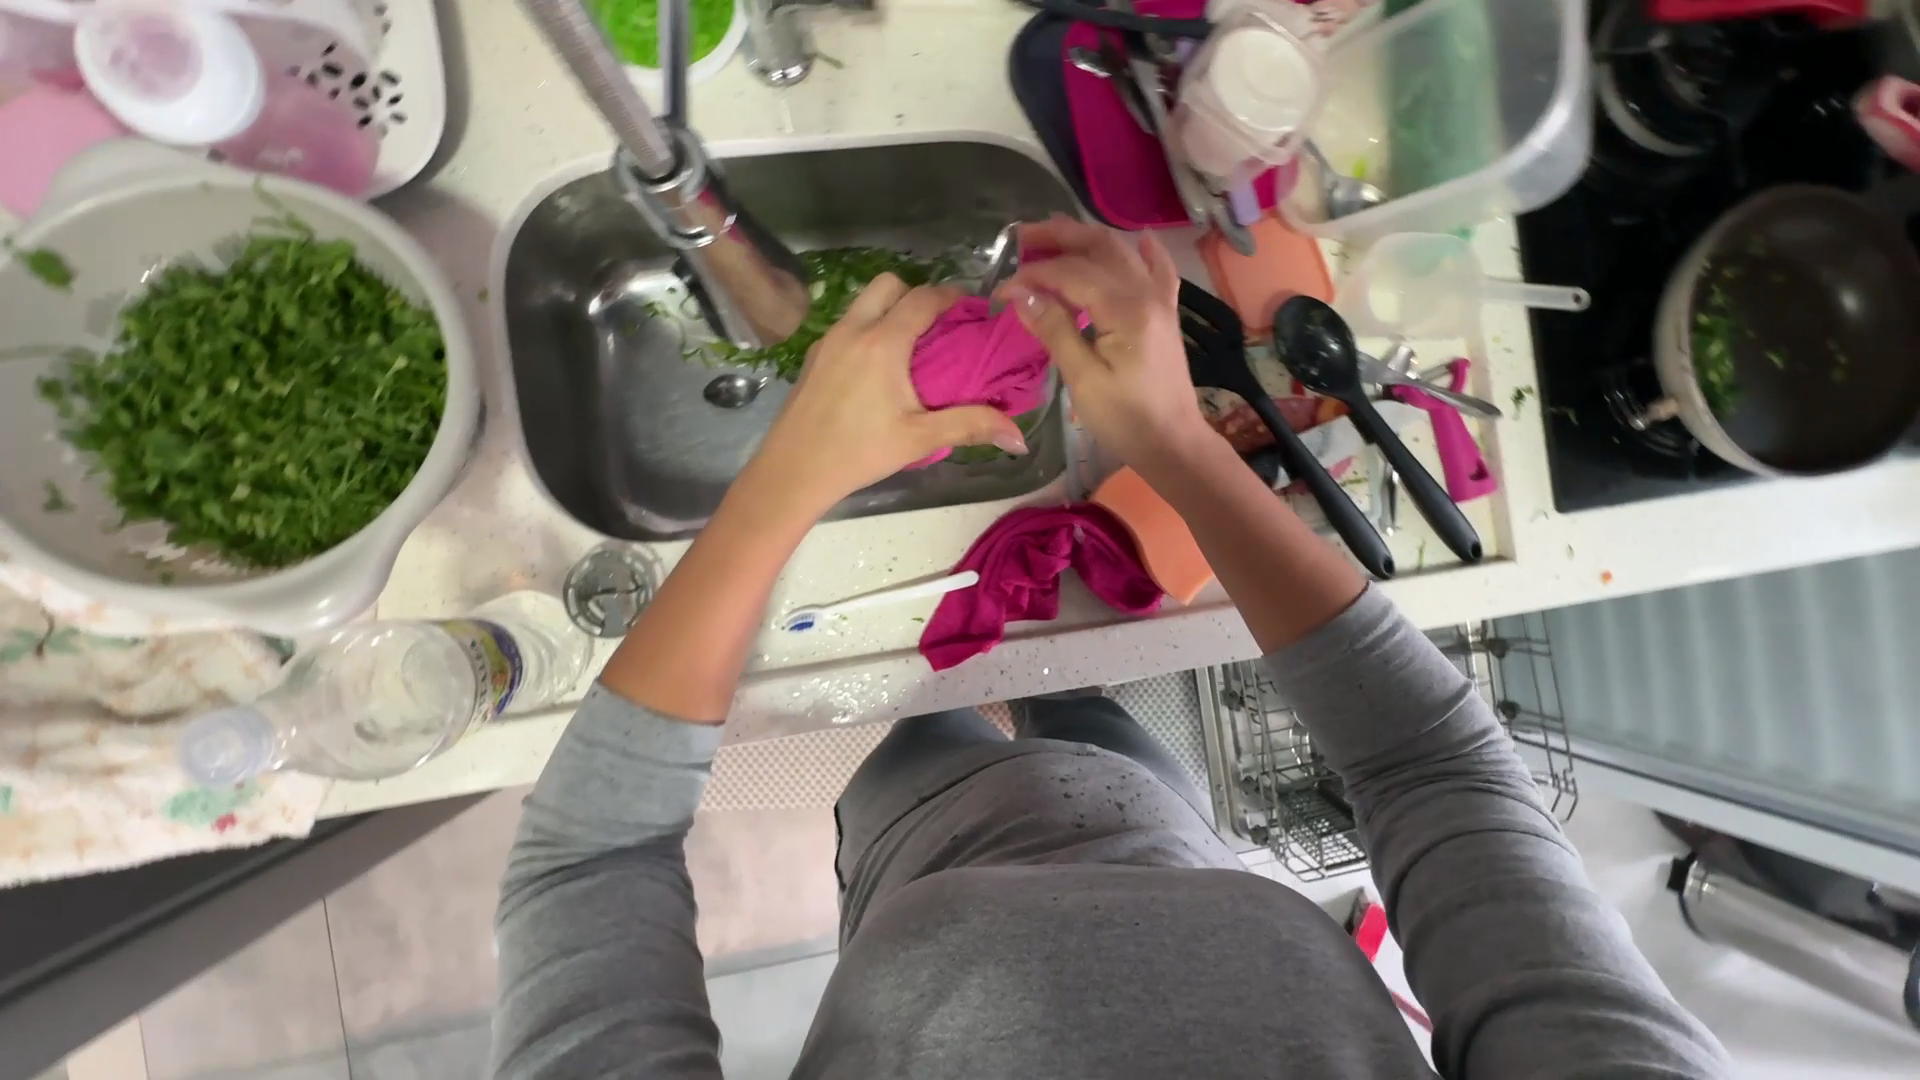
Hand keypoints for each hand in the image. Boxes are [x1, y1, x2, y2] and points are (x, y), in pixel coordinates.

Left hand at [738, 275, 1028, 519]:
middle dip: (916, 293)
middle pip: (888, 284)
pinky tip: (878, 369)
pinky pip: (846, 325)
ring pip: (862, 302)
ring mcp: (827, 341)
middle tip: (938, 326)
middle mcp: (852, 330)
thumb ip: (970, 427)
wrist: (793, 471)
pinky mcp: (813, 358)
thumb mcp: (919, 439)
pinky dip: (868, 329)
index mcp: (882, 343)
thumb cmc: (858, 453)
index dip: (952, 295)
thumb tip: (1019, 437)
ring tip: (911, 346)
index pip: (923, 298)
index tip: (973, 308)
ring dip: (889, 310)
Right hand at [998, 219, 1211, 473]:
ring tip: (1053, 235)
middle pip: (1099, 246)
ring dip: (1086, 238)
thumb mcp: (1083, 380)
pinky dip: (1143, 251)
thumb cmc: (1125, 420)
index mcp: (1125, 310)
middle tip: (1019, 238)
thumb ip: (1055, 330)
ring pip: (1122, 252)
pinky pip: (1157, 270)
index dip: (1032, 275)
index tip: (999, 288)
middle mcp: (1146, 293)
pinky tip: (1137, 239)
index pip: (1070, 274)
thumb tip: (1021, 293)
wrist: (1173, 444)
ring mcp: (1160, 301)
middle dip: (1058, 237)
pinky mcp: (1166, 314)